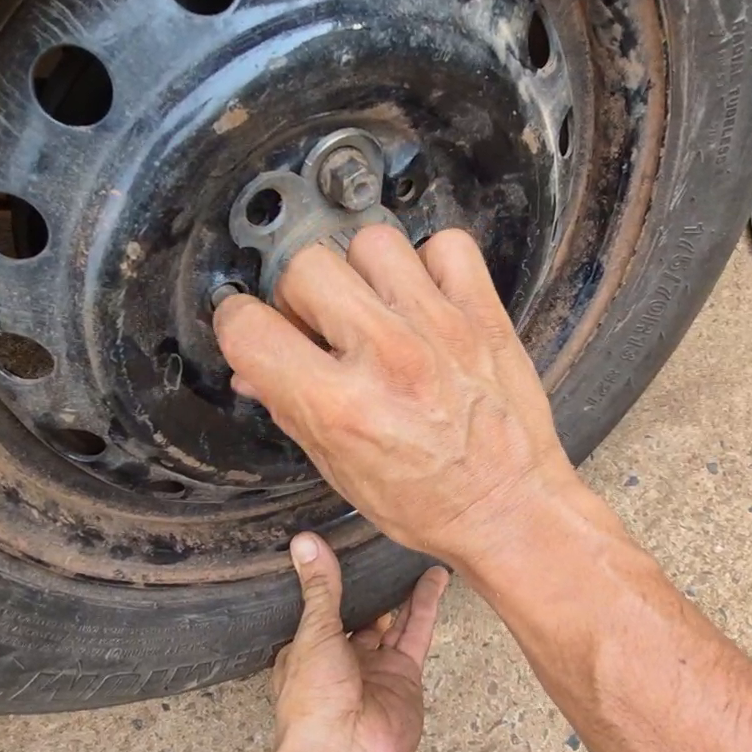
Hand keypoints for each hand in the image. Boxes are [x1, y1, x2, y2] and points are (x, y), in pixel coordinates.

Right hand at [214, 226, 579, 565]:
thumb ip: (292, 411)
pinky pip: (447, 246)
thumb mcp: (341, 472)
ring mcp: (440, 329)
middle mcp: (388, 358)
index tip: (255, 330)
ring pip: (372, 242)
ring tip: (374, 308)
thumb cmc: (431, 503)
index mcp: (341, 408)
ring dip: (361, 272)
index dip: (239, 325)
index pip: (250, 328)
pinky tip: (423, 298)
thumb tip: (253, 370)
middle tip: (320, 324)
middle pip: (305, 267)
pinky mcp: (484, 316)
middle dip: (299, 294)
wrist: (511, 509)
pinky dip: (430, 262)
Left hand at [271, 533, 449, 751]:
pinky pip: (417, 633)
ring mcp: (377, 670)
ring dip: (404, 590)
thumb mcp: (313, 631)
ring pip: (394, 620)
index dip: (334, 584)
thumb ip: (320, 588)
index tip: (343, 548)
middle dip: (374, 588)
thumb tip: (305, 543)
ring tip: (415, 554)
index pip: (323, 611)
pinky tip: (435, 577)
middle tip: (385, 548)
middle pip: (363, 615)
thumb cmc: (313, 701)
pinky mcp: (406, 676)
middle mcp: (343, 661)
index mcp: (310, 652)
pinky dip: (426, 605)